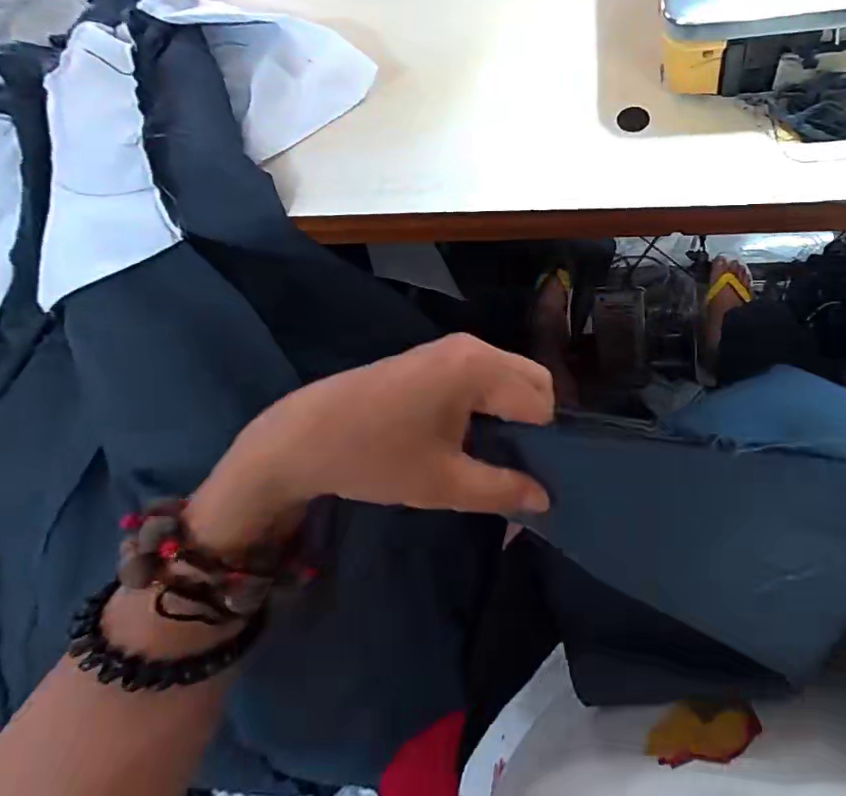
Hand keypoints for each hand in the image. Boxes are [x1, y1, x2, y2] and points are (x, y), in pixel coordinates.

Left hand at [187, 334, 554, 554]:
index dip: (544, 443)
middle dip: (535, 422)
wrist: (300, 437)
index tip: (532, 476)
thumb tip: (545, 499)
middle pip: (534, 381)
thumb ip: (502, 490)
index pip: (541, 403)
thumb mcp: (443, 485)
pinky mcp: (436, 355)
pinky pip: (487, 373)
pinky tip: (471, 433)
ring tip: (494, 452)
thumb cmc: (374, 458)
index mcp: (479, 369)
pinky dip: (494, 400)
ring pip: (511, 375)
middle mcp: (474, 347)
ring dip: (514, 411)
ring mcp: (453, 347)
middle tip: (515, 464)